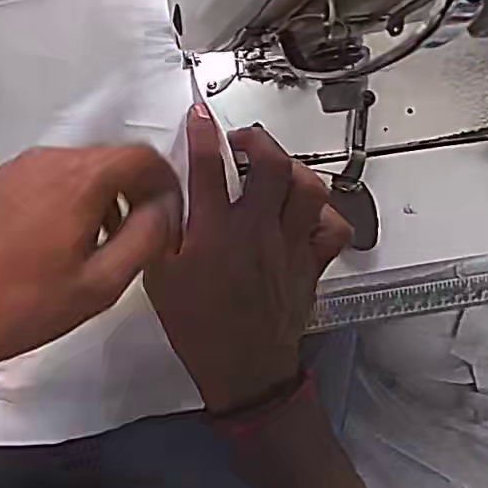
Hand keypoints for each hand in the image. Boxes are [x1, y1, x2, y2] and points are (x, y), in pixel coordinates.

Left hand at [0, 144, 182, 440]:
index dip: (167, 184)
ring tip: (100, 245)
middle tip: (141, 236)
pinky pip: (46, 178)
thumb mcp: (101, 283)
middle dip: (135, 192)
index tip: (170, 217)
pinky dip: (68, 198)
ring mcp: (15, 168)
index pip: (142, 156)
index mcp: (79, 176)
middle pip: (110, 159)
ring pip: (77, 169)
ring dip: (101, 197)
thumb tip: (166, 209)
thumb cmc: (22, 305)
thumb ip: (146, 237)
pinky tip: (58, 242)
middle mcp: (47, 159)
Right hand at [146, 106, 351, 412]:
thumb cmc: (200, 328)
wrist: (244, 370)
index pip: (209, 166)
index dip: (203, 133)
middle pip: (270, 164)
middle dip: (256, 139)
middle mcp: (256, 231)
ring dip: (290, 166)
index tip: (200, 117)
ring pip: (306, 187)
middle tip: (241, 140)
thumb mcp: (160, 278)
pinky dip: (322, 210)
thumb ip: (158, 232)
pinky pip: (331, 226)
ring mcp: (289, 245)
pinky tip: (303, 209)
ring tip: (273, 165)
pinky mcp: (311, 263)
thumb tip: (156, 198)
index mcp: (214, 232)